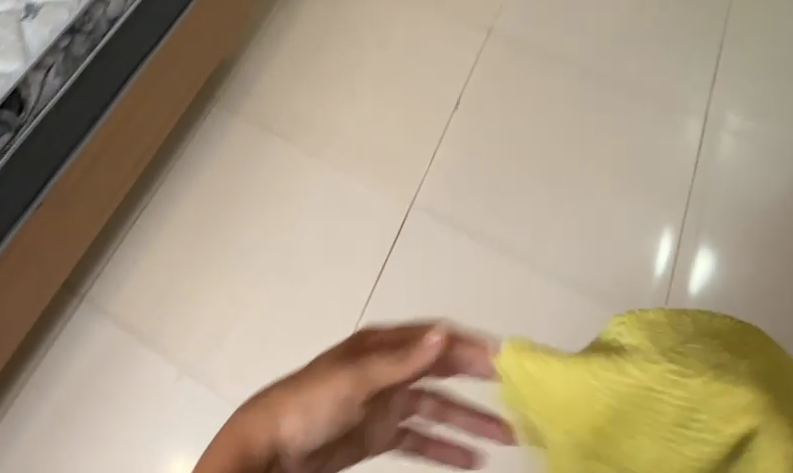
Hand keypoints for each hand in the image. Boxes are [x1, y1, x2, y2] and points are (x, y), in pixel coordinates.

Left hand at [196, 322, 515, 472]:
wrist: (274, 445)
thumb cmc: (312, 401)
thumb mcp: (358, 378)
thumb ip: (403, 359)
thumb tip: (444, 332)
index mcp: (382, 346)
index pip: (435, 339)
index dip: (469, 346)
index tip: (508, 359)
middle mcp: (387, 370)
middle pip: (440, 371)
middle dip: (477, 382)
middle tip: (518, 395)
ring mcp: (384, 403)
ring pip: (437, 409)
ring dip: (469, 420)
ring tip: (507, 437)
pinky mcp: (379, 434)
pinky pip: (421, 438)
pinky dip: (446, 447)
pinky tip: (472, 459)